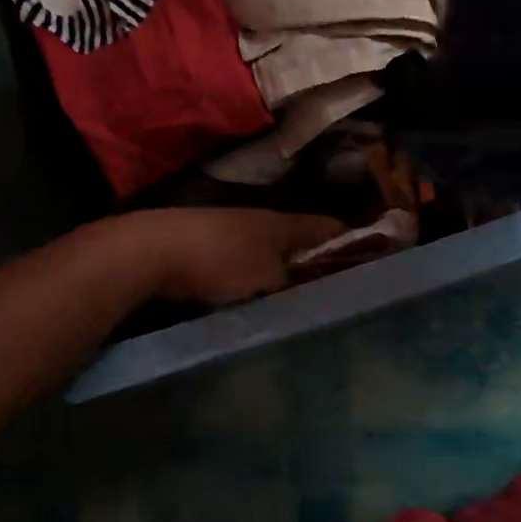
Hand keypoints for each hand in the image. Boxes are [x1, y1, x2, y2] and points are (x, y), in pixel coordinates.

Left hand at [115, 208, 347, 304]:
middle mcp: (261, 221)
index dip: (352, 242)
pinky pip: (249, 263)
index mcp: (282, 223)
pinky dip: (262, 278)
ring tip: (303, 299)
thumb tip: (317, 290)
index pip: (329, 228)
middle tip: (339, 290)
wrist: (149, 251)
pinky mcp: (210, 247)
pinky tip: (261, 299)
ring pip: (274, 252)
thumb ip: (296, 283)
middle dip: (321, 261)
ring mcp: (234, 232)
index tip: (371, 262)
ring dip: (289, 271)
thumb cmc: (219, 260)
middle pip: (302, 240)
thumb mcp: (268, 277)